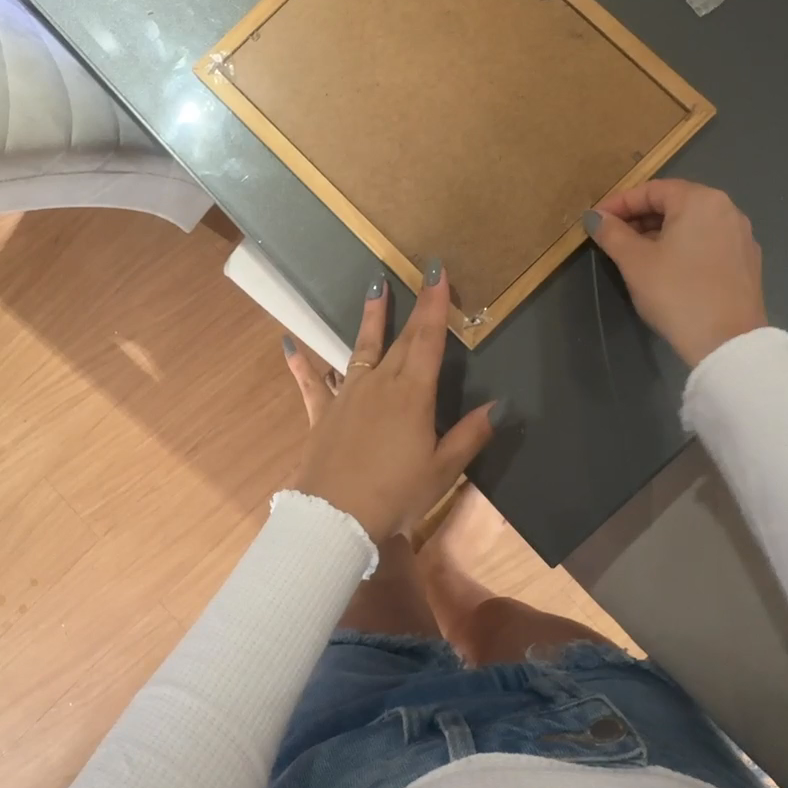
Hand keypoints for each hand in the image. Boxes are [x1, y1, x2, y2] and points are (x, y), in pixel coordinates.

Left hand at [281, 265, 503, 542]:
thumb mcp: (443, 470)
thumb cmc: (395, 494)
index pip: (428, 340)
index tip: (437, 271)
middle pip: (401, 339)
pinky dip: (302, 363)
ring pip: (361, 348)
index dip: (435, 305)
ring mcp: (347, 394)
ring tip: (373, 288)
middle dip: (414, 306)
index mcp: (413, 394)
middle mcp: (379, 383)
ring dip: (370, 318)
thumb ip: (470, 435)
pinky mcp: (322, 412)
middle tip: (420, 273)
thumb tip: (499, 405)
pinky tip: (288, 344)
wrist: (335, 516)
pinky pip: (312, 382)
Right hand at [583, 180, 767, 367]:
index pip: (651, 190)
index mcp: (700, 201)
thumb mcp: (634, 261)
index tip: (595, 221)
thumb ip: (612, 233)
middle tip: (611, 237)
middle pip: (674, 203)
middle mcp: (727, 210)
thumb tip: (594, 217)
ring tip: (633, 253)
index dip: (618, 203)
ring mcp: (740, 237)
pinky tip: (665, 268)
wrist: (726, 342)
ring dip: (658, 232)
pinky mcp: (745, 262)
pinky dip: (681, 246)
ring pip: (690, 224)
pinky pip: (706, 242)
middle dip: (638, 217)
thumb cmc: (676, 292)